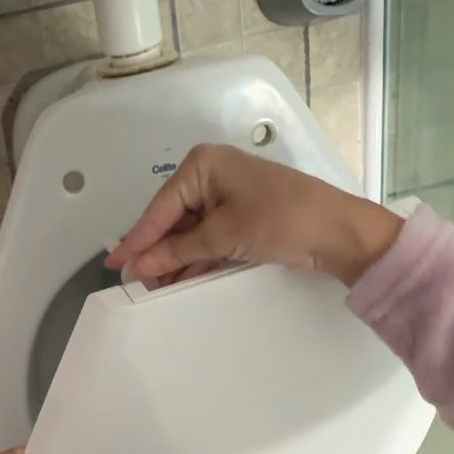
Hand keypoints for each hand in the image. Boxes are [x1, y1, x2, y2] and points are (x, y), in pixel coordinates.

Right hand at [104, 143, 402, 287]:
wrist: (339, 232)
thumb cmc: (281, 218)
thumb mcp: (222, 236)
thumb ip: (178, 251)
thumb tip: (141, 265)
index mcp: (203, 165)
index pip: (160, 208)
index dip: (137, 239)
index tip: (114, 262)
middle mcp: (211, 175)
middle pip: (172, 219)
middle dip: (157, 251)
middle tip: (137, 282)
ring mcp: (227, 197)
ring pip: (188, 232)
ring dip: (175, 259)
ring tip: (156, 287)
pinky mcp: (240, 217)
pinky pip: (206, 239)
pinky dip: (195, 259)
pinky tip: (179, 280)